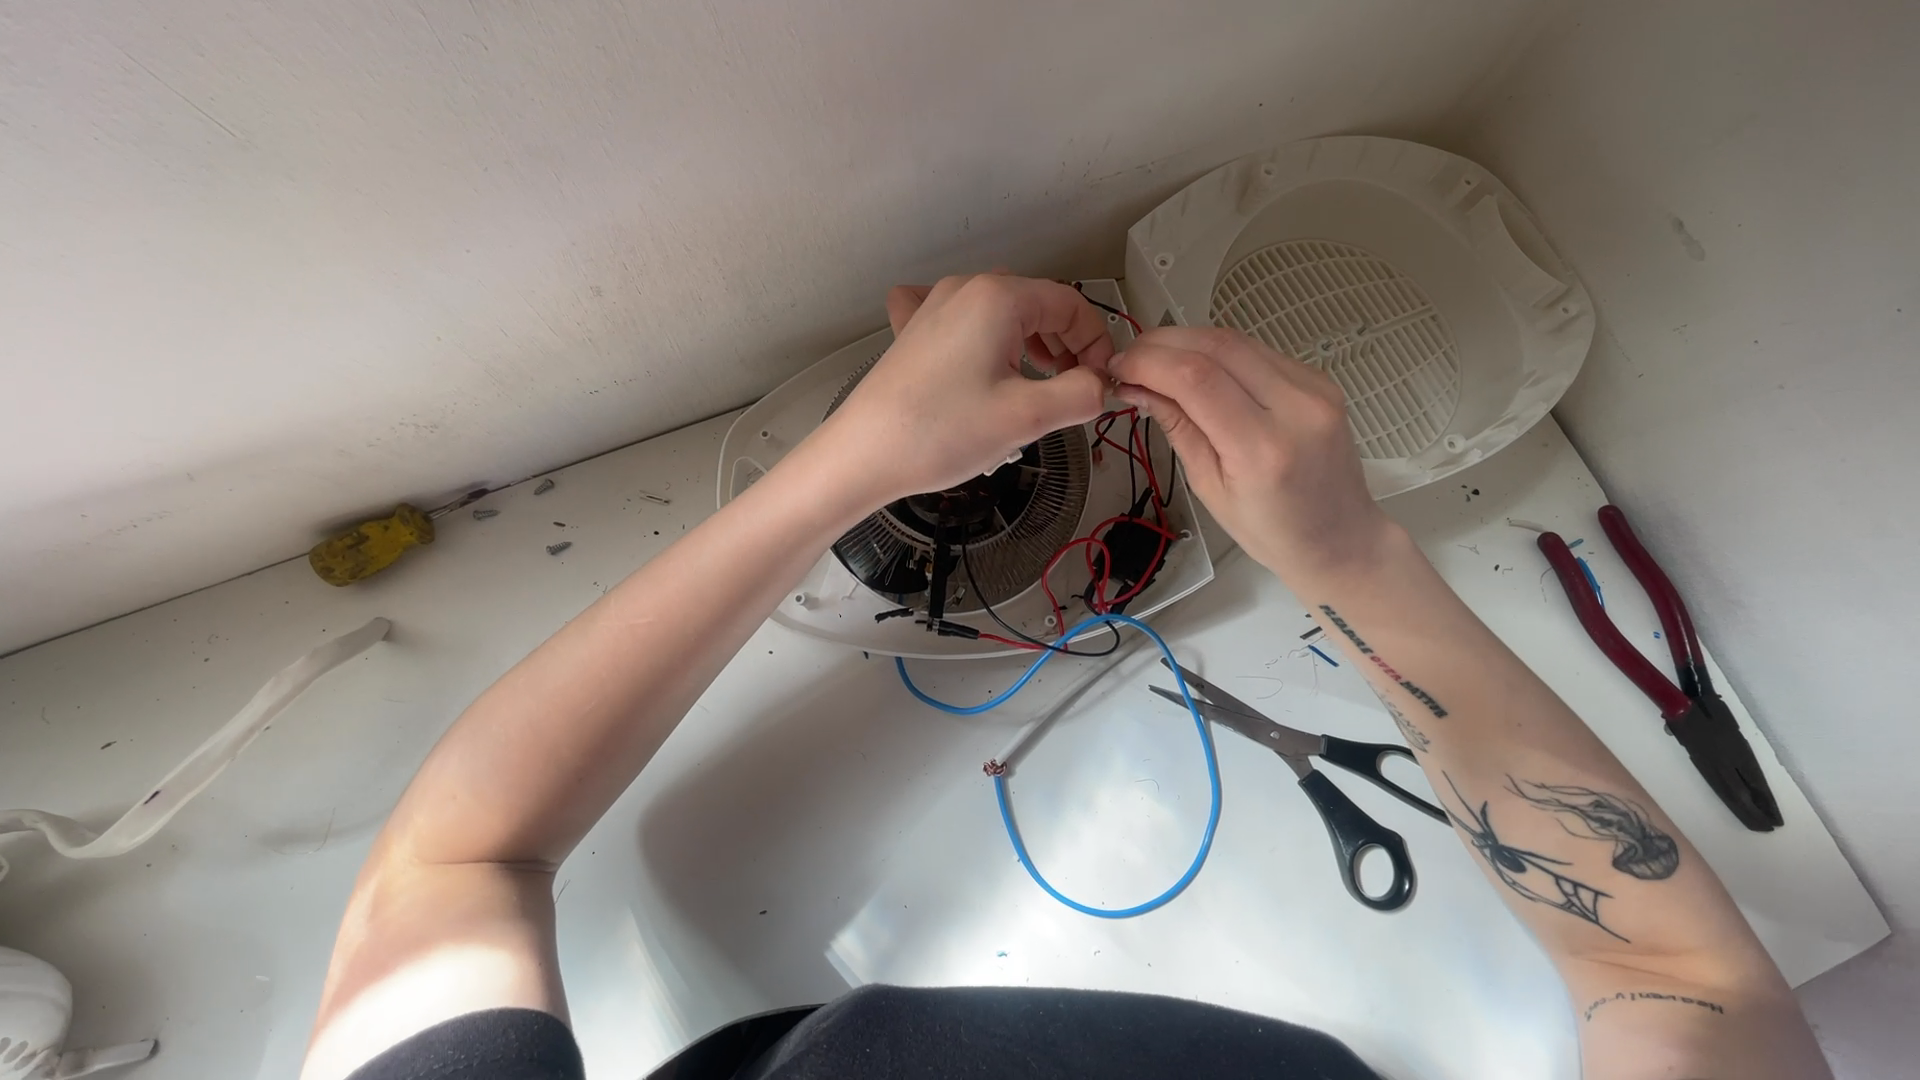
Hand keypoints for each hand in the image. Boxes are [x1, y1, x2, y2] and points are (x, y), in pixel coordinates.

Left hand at [802, 273, 1112, 507]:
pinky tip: (983, 361)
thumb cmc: (941, 432)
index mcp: (998, 298)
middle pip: (1037, 305)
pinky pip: (961, 320)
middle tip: (1073, 389)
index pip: (1070, 304)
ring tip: (1037, 384)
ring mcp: (933, 307)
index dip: (1096, 342)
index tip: (1102, 383)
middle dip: (1065, 344)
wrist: (863, 455)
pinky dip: (985, 338)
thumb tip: (1100, 385)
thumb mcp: (1027, 416)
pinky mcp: (913, 333)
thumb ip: (1081, 394)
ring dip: (1030, 343)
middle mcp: (964, 289)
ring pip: (1002, 313)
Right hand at [1103, 326, 1396, 582]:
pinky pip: (1256, 351)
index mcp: (1263, 449)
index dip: (1148, 362)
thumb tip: (1135, 387)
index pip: (1196, 379)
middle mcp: (1296, 408)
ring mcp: (1314, 387)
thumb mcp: (1209, 487)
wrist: (1340, 536)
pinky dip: (1215, 352)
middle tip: (1128, 358)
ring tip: (1153, 361)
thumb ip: (1178, 428)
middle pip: (1217, 346)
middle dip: (1162, 344)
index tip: (1117, 368)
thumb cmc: (1268, 529)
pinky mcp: (1318, 379)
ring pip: (1236, 340)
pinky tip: (1193, 368)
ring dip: (1186, 342)